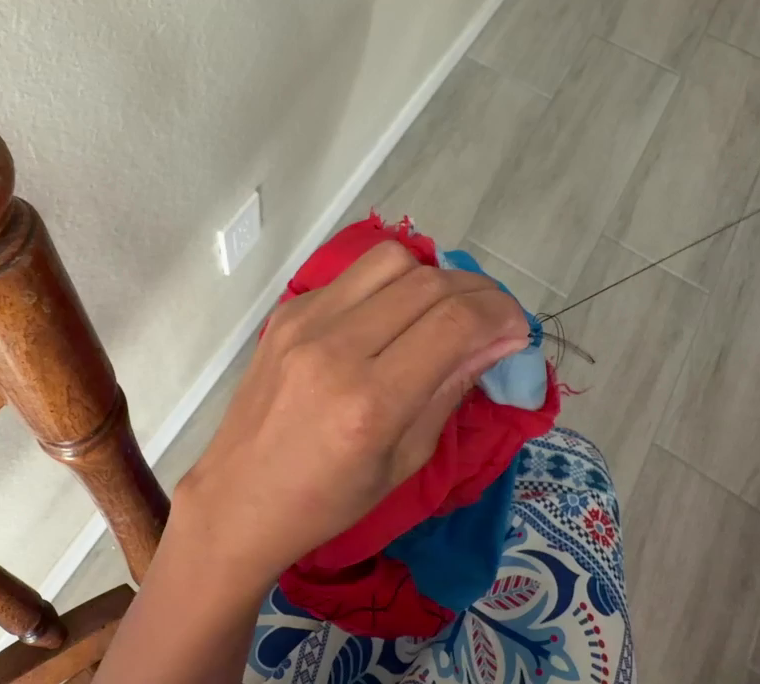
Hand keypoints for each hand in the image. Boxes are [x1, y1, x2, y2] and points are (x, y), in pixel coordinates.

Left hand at [173, 242, 529, 585]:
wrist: (241, 496)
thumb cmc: (329, 500)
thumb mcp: (406, 461)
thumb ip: (453, 388)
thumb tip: (500, 338)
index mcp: (370, 402)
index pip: (454, 322)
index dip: (501, 314)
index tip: (518, 329)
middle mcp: (335, 347)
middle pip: (428, 282)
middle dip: (478, 291)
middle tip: (494, 316)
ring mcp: (304, 320)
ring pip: (391, 259)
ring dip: (433, 276)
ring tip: (444, 309)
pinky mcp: (288, 310)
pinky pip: (354, 275)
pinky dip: (389, 285)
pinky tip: (394, 316)